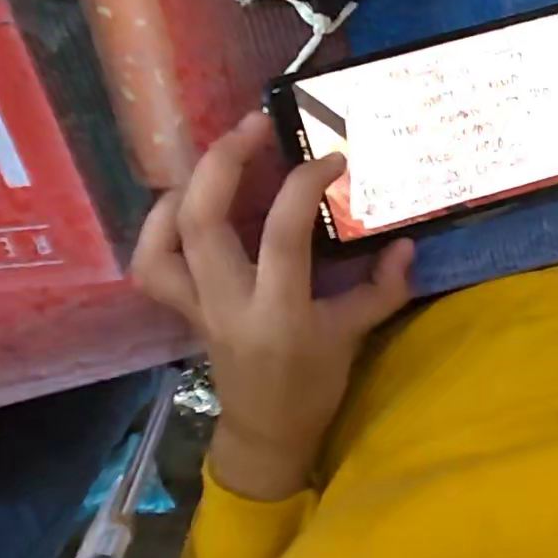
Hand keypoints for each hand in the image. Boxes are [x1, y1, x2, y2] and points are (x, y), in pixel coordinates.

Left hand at [131, 112, 415, 500]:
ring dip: (186, 186)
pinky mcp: (182, 307)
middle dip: (224, 161)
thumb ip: (384, 288)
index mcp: (279, 314)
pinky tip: (186, 200)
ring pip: (165, 239)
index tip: (331, 159)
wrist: (265, 431)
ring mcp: (197, 306)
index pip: (282, 235)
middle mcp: (228, 304)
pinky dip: (158, 224)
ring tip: (220, 156)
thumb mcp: (356, 335)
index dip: (303, 185)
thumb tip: (406, 243)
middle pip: (203, 221)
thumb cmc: (314, 384)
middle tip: (255, 125)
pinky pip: (151, 263)